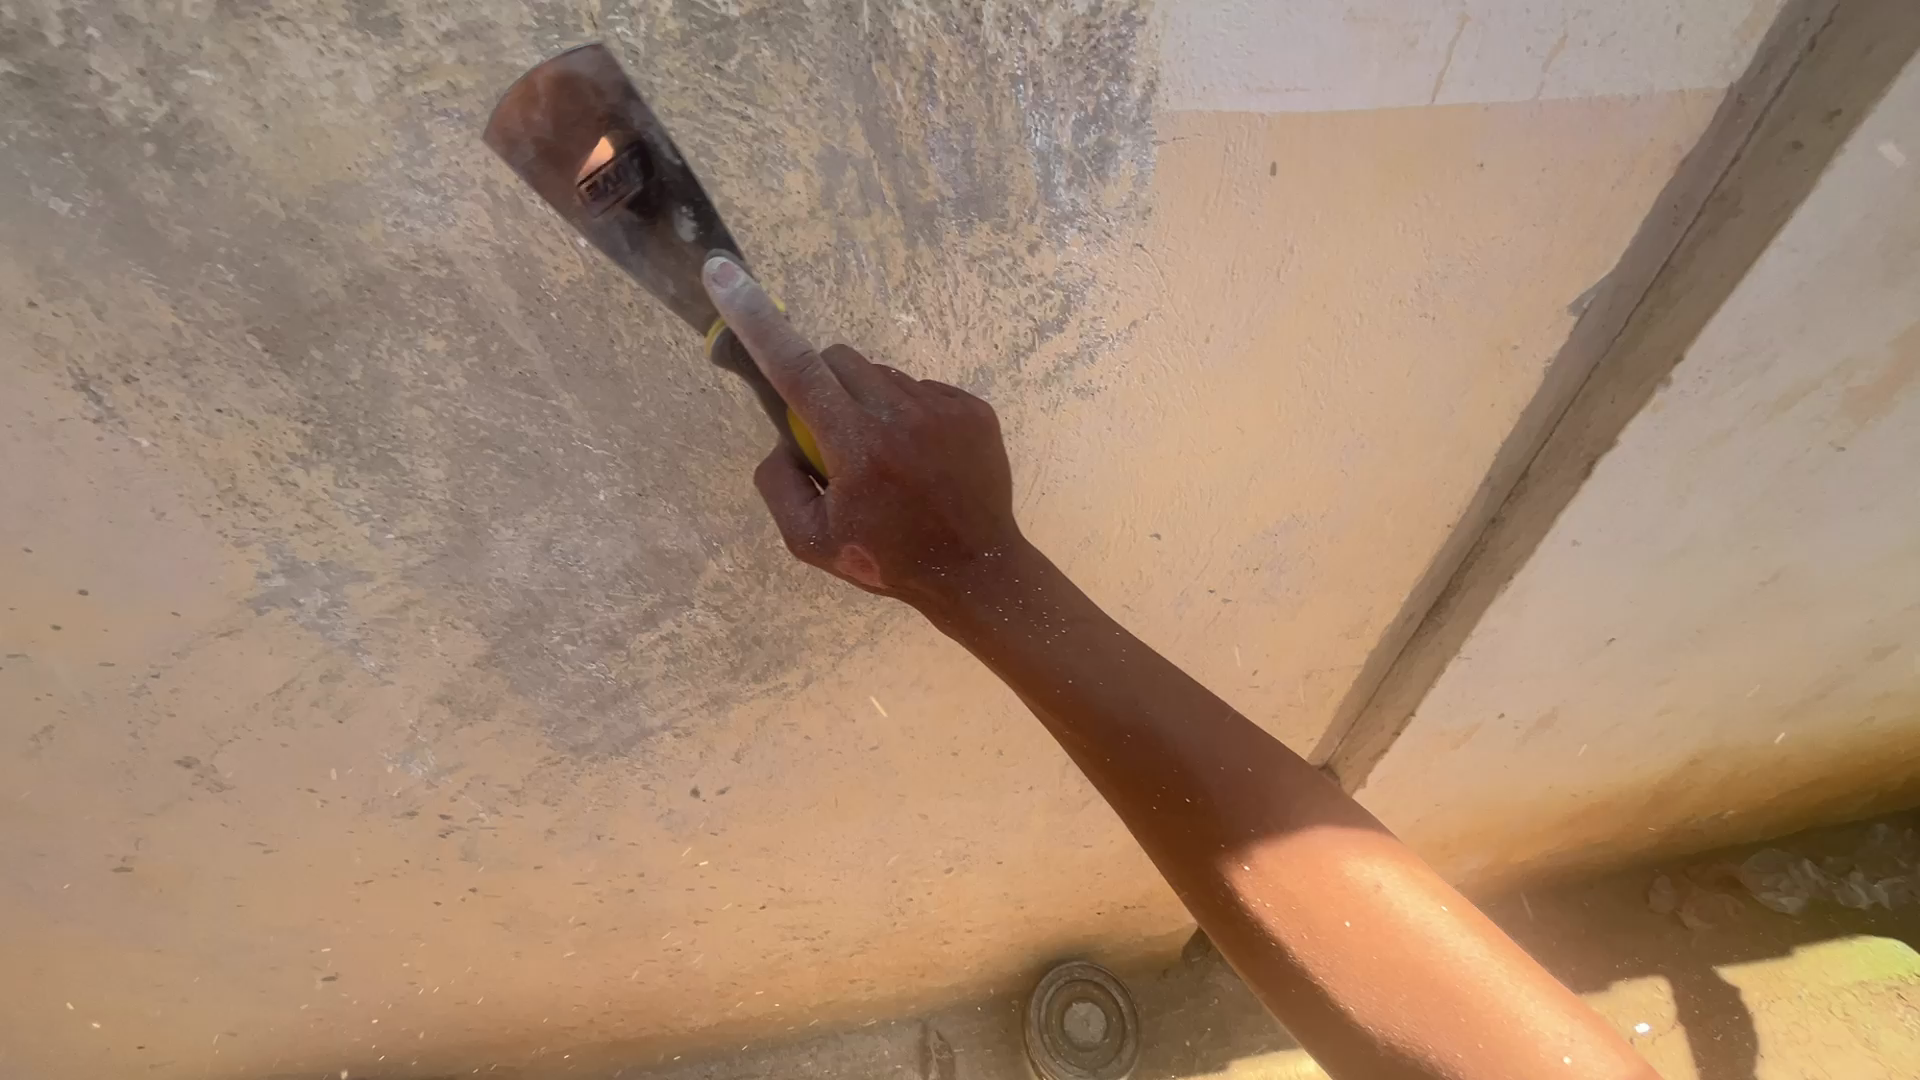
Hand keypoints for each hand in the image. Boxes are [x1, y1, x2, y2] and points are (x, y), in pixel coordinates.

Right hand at [703, 254, 1024, 609]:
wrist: (976, 571)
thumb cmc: (889, 560)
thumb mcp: (811, 542)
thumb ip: (778, 484)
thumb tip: (781, 440)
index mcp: (857, 448)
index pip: (796, 369)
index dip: (756, 321)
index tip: (725, 274)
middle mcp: (902, 415)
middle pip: (839, 359)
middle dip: (823, 383)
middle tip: (835, 434)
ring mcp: (945, 409)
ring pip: (884, 376)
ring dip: (868, 402)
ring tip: (888, 457)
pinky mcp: (975, 411)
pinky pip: (925, 390)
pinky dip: (910, 412)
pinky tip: (922, 457)